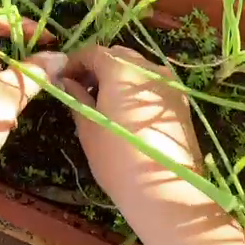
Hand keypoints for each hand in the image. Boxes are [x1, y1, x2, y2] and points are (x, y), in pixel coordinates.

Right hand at [59, 45, 219, 238]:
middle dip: (97, 67)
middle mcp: (148, 68)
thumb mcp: (87, 127)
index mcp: (121, 69)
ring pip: (137, 68)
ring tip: (104, 102)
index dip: (74, 63)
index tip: (62, 80)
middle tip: (81, 89)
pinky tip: (127, 112)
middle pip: (117, 56)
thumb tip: (67, 82)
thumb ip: (76, 97)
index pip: (92, 52)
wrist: (166, 192)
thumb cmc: (118, 159)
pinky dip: (136, 88)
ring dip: (117, 77)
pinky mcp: (182, 102)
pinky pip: (152, 84)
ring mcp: (169, 84)